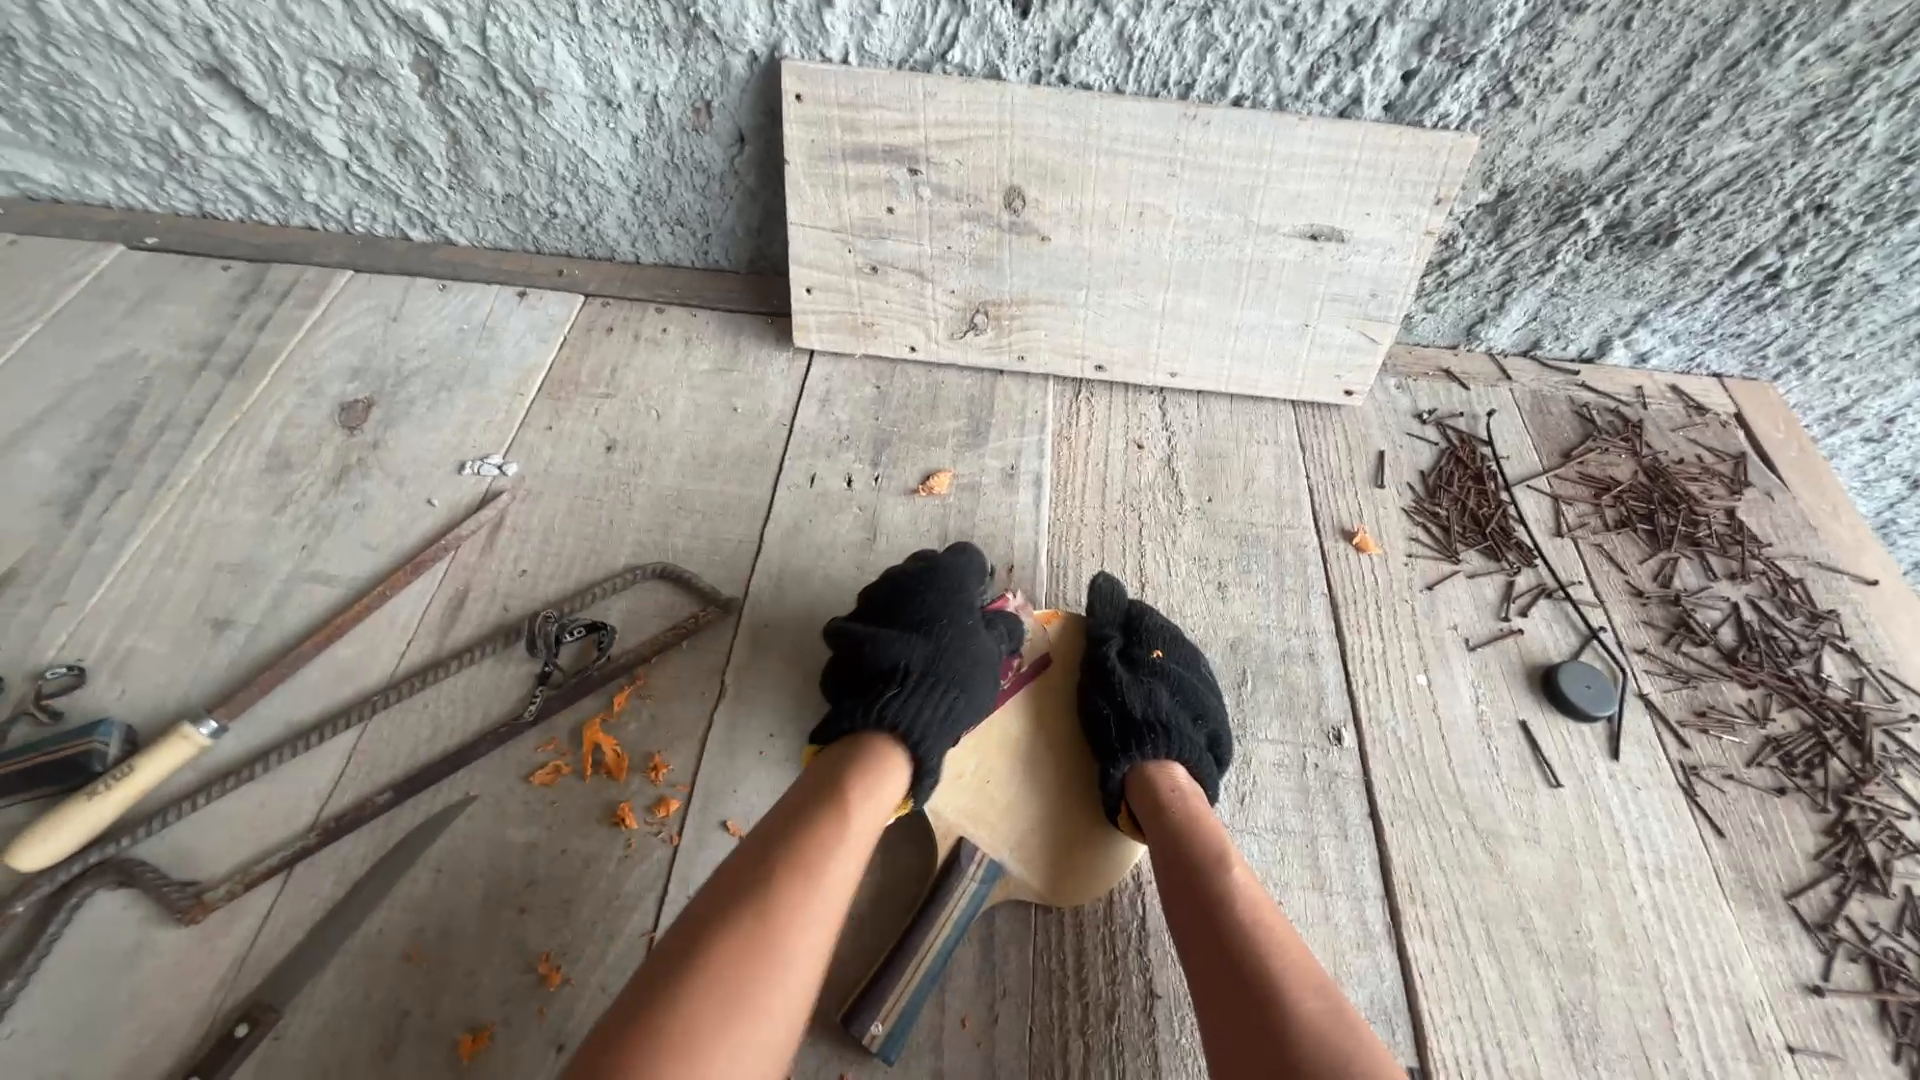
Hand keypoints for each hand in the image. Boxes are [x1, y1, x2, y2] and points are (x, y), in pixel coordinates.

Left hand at [809, 542, 1023, 811]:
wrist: (891, 710)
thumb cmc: (953, 676)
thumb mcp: (991, 657)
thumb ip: (1000, 631)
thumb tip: (1006, 620)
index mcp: (947, 574)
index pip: (968, 557)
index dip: (975, 577)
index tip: (977, 601)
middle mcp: (906, 574)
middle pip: (926, 568)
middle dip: (936, 587)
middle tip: (946, 621)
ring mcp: (870, 597)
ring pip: (893, 591)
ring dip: (903, 607)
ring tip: (912, 643)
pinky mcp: (844, 624)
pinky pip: (866, 620)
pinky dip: (876, 631)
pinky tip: (883, 658)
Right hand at [1079, 571, 1232, 834]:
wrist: (1162, 770)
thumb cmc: (1122, 713)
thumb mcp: (1101, 665)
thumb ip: (1105, 622)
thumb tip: (1106, 581)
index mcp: (1161, 634)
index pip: (1134, 615)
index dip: (1114, 630)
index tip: (1099, 648)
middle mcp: (1189, 651)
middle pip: (1157, 641)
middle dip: (1138, 651)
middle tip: (1114, 675)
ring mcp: (1205, 684)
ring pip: (1175, 669)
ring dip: (1157, 676)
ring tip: (1137, 699)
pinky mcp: (1214, 714)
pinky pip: (1187, 697)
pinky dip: (1172, 701)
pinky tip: (1159, 718)